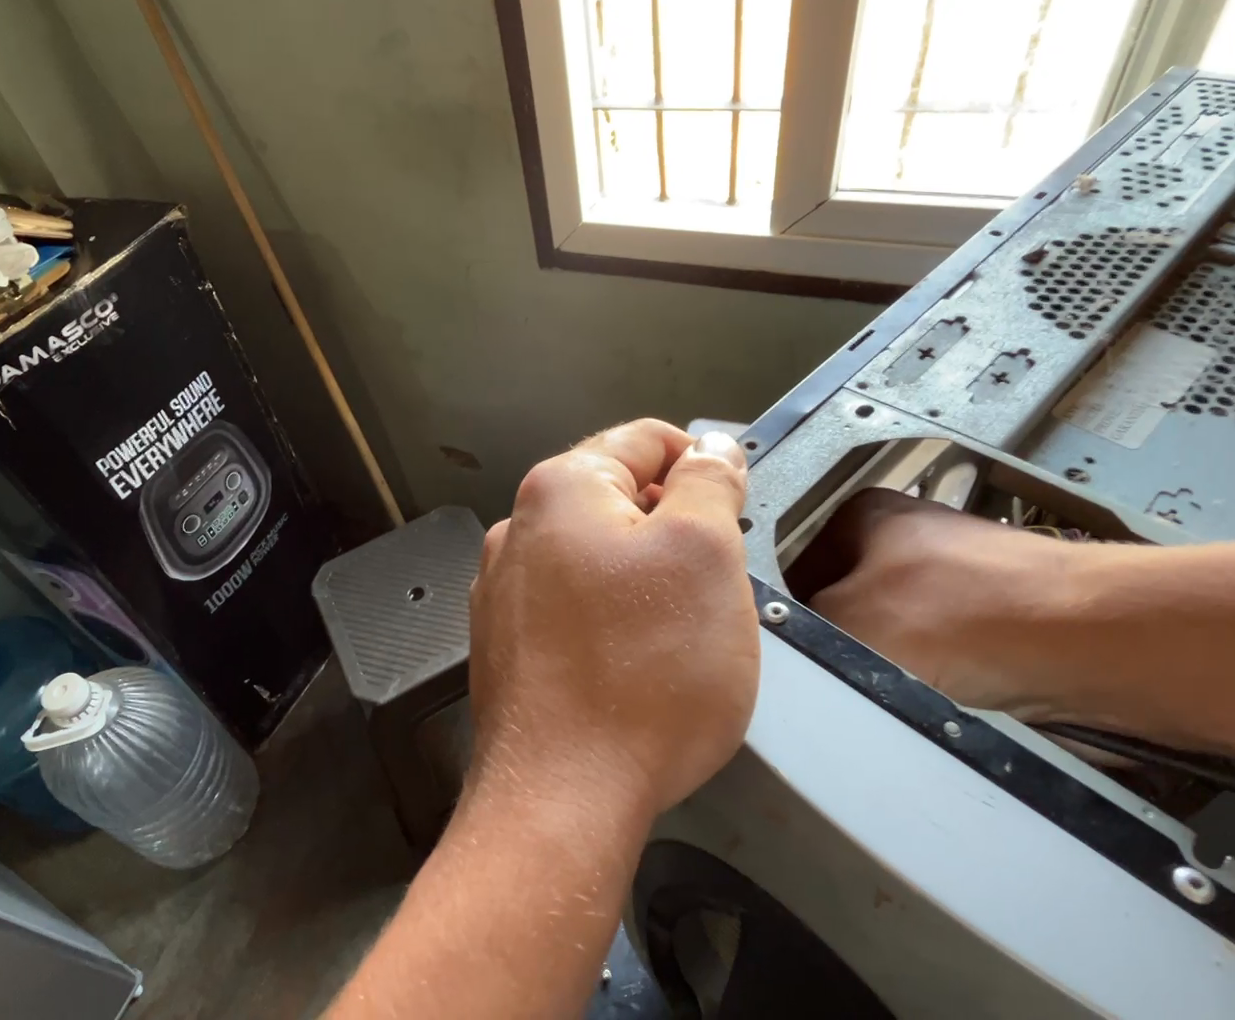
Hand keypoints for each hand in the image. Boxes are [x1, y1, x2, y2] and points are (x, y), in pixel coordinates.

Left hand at [466, 420, 759, 820]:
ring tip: (676, 630)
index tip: (732, 509)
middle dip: (674, 527)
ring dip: (644, 576)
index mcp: (559, 489)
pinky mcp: (507, 646)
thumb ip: (709, 482)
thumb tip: (708, 448)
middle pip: (617, 498)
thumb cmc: (646, 671)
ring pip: (596, 556)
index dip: (701, 462)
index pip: (644, 438)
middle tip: (712, 580)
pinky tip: (633, 663)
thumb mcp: (705, 552)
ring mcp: (503, 592)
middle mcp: (517, 531)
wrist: (564, 796)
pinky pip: (572, 607)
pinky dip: (611, 618)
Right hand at [801, 489, 1092, 719]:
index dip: (784, 615)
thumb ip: (793, 630)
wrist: (1092, 645)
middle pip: (844, 599)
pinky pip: (942, 649)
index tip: (789, 655)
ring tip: (900, 685)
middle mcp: (909, 532)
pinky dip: (937, 673)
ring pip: (893, 628)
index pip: (791, 569)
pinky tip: (943, 692)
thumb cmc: (958, 619)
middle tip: (842, 675)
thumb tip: (781, 642)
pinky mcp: (1001, 611)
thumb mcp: (841, 624)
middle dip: (840, 640)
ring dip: (891, 662)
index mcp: (862, 512)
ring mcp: (959, 570)